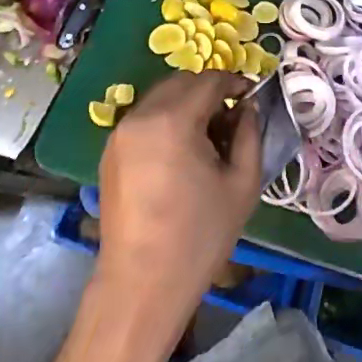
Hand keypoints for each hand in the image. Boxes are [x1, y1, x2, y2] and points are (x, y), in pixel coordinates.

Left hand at [96, 71, 260, 313]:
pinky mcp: (110, 151)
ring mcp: (119, 133)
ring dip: (186, 103)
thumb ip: (249, 134)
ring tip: (207, 137)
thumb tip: (247, 108)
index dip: (235, 82)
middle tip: (231, 118)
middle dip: (209, 90)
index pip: (208, 80)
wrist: (142, 282)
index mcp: (173, 121)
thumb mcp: (242, 183)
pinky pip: (143, 118)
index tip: (251, 98)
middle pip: (181, 81)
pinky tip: (181, 153)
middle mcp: (140, 117)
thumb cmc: (199, 235)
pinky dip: (165, 119)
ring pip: (159, 97)